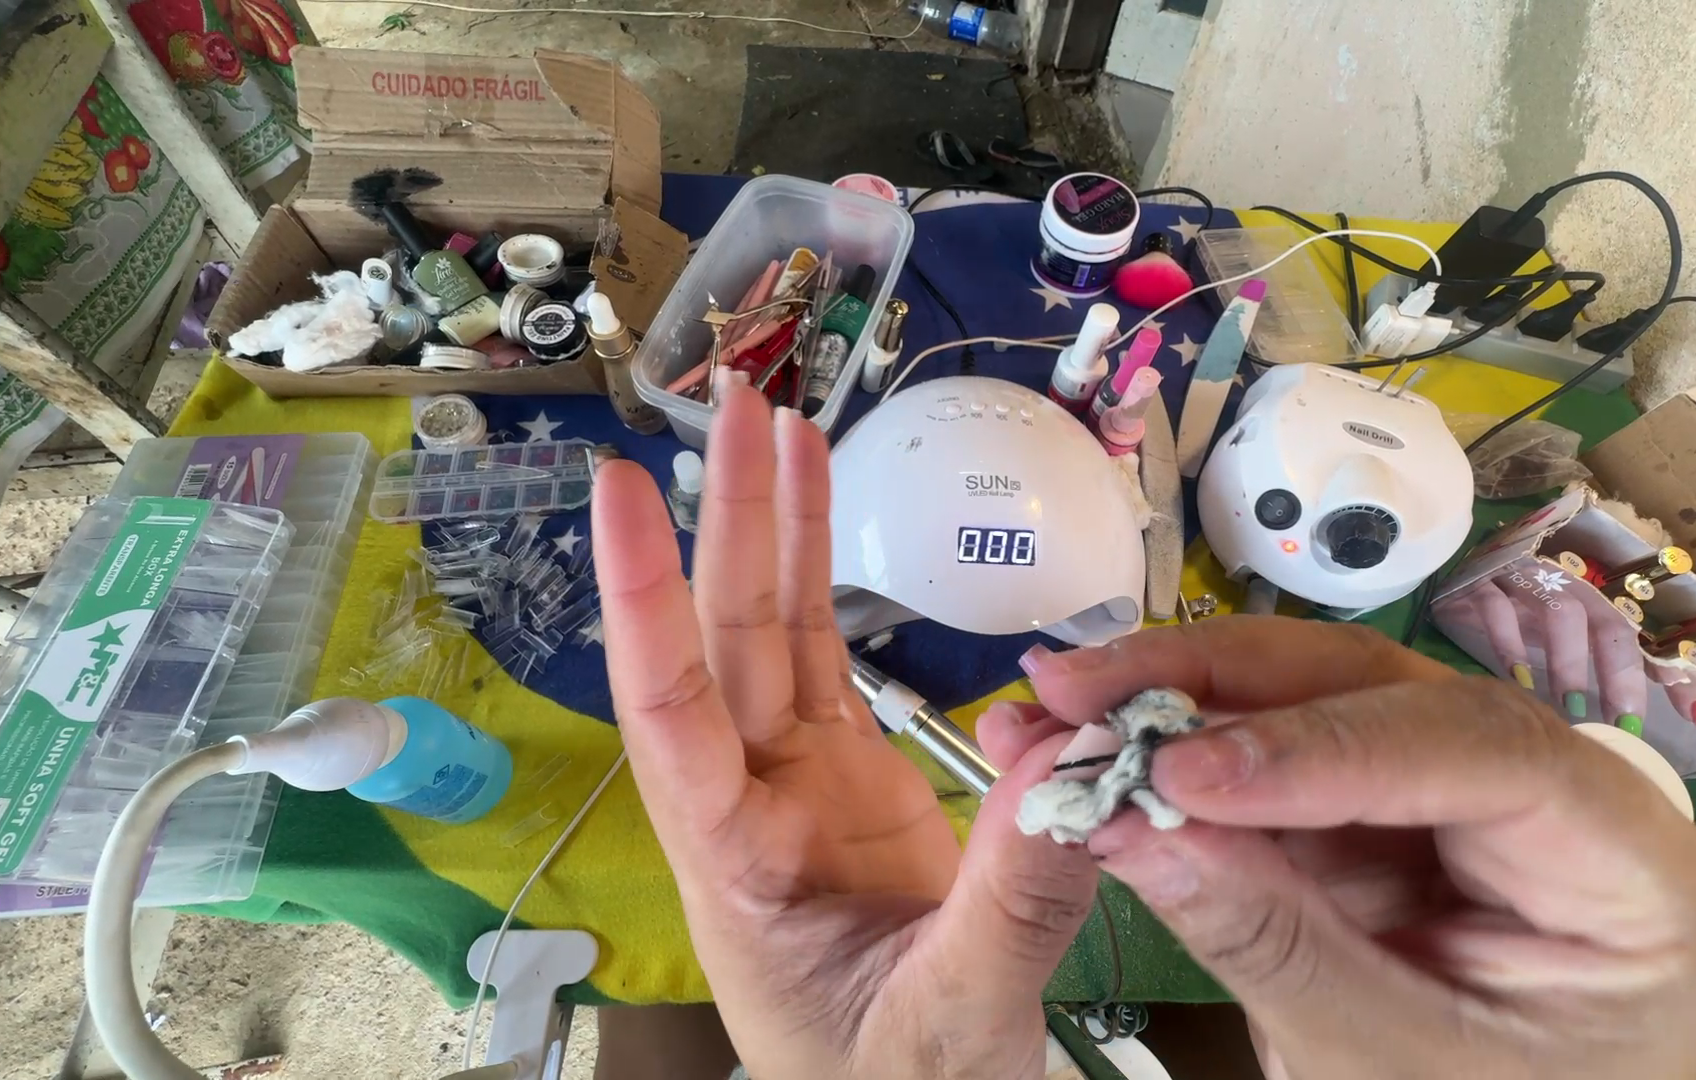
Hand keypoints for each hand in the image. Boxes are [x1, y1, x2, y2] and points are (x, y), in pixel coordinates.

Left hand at [593, 374, 1098, 1079]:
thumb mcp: (951, 1016)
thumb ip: (1011, 902)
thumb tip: (1075, 769)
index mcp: (738, 857)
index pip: (669, 709)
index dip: (640, 596)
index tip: (621, 489)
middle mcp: (749, 793)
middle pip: (724, 636)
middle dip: (728, 516)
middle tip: (738, 406)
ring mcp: (796, 767)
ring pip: (770, 625)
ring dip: (770, 524)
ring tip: (776, 427)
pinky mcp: (842, 758)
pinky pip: (820, 646)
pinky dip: (818, 570)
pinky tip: (815, 504)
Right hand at [1014, 618, 1695, 1079]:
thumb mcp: (1385, 1071)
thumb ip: (1265, 943)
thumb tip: (1124, 823)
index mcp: (1617, 865)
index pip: (1477, 751)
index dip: (1319, 746)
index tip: (1178, 772)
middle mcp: (1516, 780)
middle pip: (1359, 680)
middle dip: (1206, 676)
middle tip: (1074, 684)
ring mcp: (1412, 772)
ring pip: (1282, 685)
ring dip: (1159, 687)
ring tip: (1055, 698)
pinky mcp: (1332, 784)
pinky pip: (1237, 734)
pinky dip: (1154, 731)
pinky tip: (1080, 727)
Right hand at [1442, 572, 1695, 730]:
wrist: (1450, 574)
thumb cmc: (1511, 609)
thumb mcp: (1561, 635)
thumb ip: (1601, 661)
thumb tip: (1657, 713)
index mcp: (1591, 599)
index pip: (1649, 638)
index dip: (1677, 674)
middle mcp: (1565, 584)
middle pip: (1608, 623)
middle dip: (1621, 675)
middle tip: (1624, 723)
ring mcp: (1521, 579)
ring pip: (1560, 613)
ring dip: (1569, 663)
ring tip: (1568, 707)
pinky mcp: (1479, 581)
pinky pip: (1497, 609)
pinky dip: (1509, 644)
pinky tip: (1516, 678)